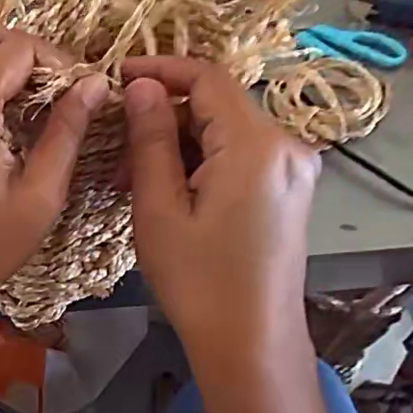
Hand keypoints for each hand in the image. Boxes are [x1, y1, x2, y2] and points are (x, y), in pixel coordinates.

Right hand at [124, 58, 320, 363]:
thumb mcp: (159, 209)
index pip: (208, 77)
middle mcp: (287, 146)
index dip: (160, 70)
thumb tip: (140, 87)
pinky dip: (202, 163)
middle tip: (117, 150)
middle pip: (218, 105)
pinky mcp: (291, 190)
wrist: (251, 342)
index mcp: (256, 145)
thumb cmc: (198, 281)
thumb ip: (151, 139)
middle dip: (164, 118)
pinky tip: (169, 191)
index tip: (117, 76)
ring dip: (179, 143)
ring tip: (134, 179)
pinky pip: (240, 156)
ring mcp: (295, 169)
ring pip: (226, 132)